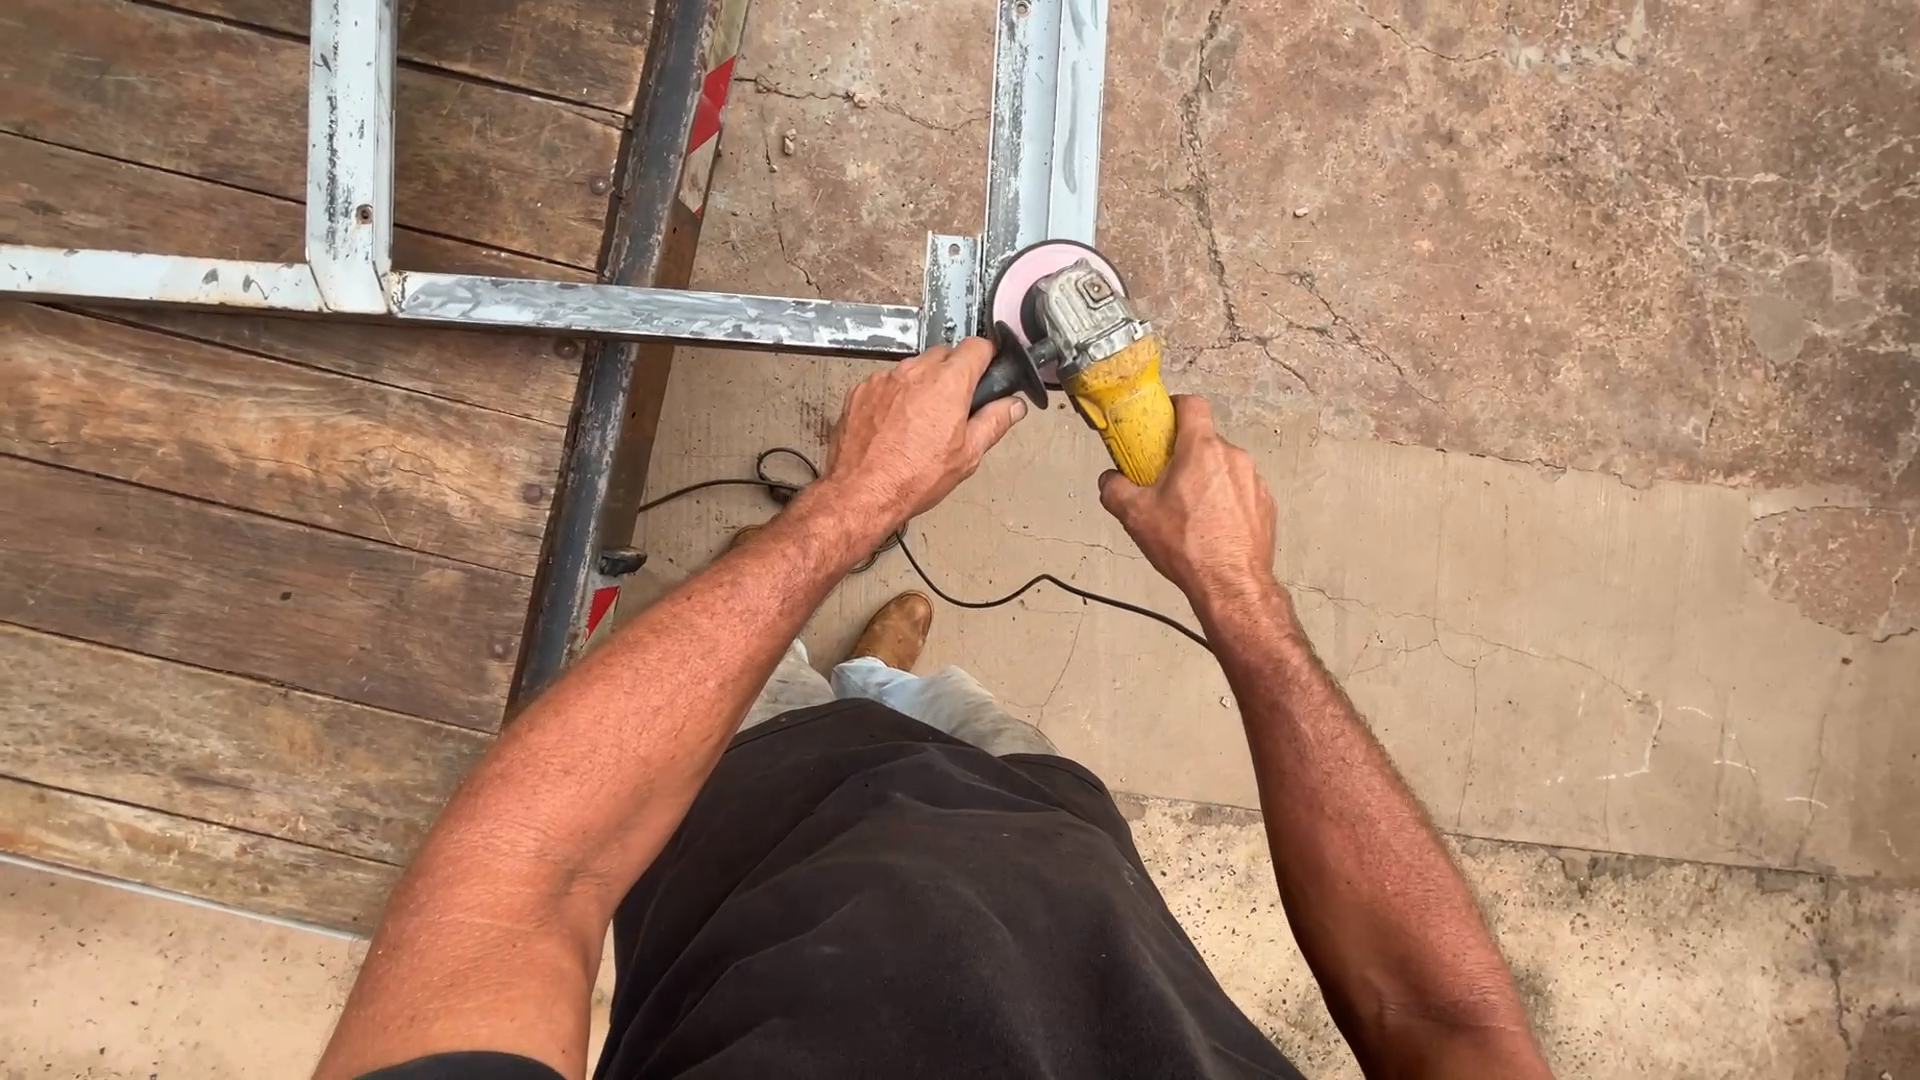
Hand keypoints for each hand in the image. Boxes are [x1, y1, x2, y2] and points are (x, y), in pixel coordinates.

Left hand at [819, 337, 1027, 535]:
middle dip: (954, 374)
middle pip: (944, 355)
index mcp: (948, 383)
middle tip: (955, 406)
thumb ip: (994, 422)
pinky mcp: (861, 391)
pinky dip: (894, 397)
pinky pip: (886, 383)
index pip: (977, 347)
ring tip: (921, 422)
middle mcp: (914, 373)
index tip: (987, 371)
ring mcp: (884, 380)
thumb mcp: (967, 455)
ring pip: (913, 369)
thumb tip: (1013, 406)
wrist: (862, 492)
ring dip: (922, 385)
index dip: (986, 358)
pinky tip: (895, 426)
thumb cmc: (910, 478)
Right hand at [1099, 395, 1278, 601]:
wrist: (1231, 584)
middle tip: (1165, 482)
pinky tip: (1210, 528)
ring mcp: (1254, 481)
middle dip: (1185, 456)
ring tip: (1188, 513)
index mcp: (1201, 450)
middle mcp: (1233, 458)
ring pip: (1223, 468)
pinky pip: (1240, 492)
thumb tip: (1109, 481)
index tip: (1162, 421)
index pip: (1192, 405)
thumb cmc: (1188, 546)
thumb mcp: (1135, 516)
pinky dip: (1225, 502)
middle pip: (1205, 441)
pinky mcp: (1265, 505)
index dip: (1175, 407)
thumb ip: (1114, 489)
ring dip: (1205, 481)